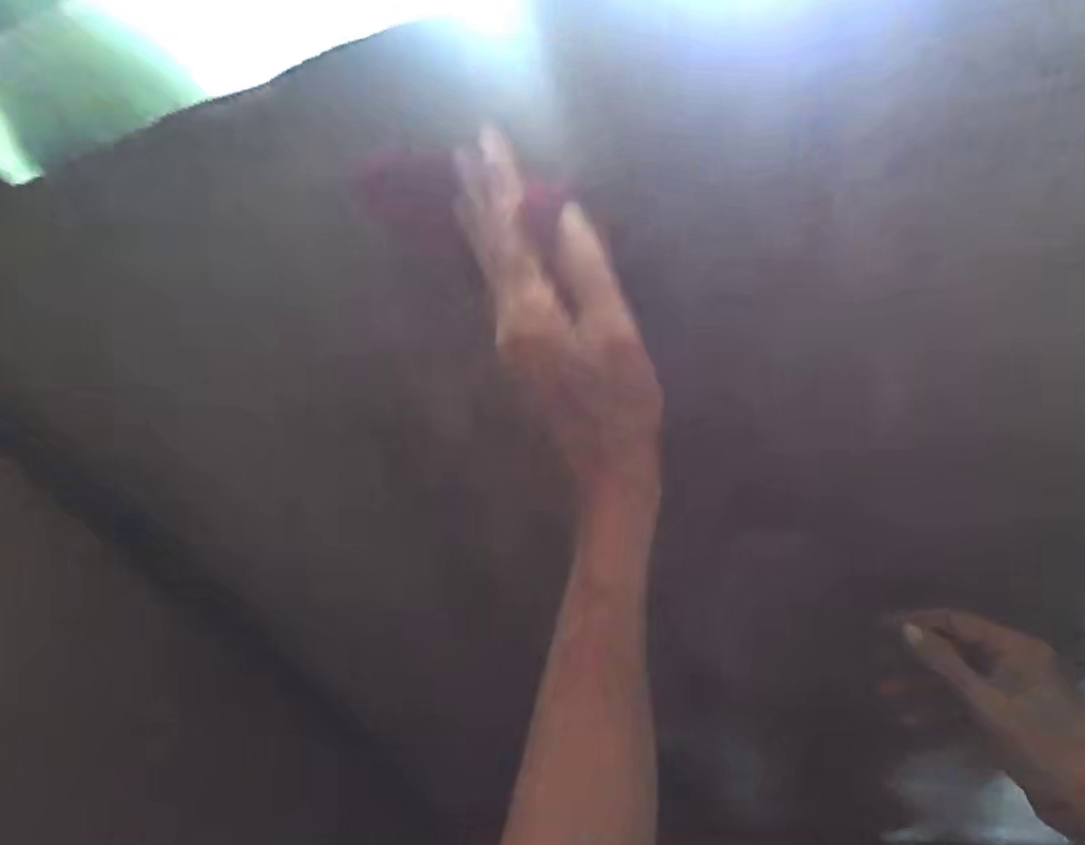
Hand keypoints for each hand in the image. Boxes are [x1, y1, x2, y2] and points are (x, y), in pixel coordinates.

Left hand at [455, 128, 662, 502]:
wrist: (607, 469)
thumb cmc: (623, 404)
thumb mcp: (616, 332)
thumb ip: (589, 269)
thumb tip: (566, 214)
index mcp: (530, 313)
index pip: (509, 234)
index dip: (501, 185)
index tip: (488, 136)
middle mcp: (507, 325)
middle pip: (489, 250)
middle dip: (479, 199)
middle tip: (464, 152)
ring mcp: (509, 344)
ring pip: (488, 272)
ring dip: (478, 229)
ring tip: (462, 191)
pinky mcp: (519, 358)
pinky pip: (499, 294)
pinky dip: (493, 260)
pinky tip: (490, 251)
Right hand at [893, 609, 1084, 838]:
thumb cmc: (1041, 745)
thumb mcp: (986, 703)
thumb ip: (945, 664)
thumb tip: (907, 629)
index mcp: (1018, 650)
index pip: (959, 622)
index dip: (919, 622)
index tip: (881, 628)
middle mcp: (1017, 664)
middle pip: (958, 649)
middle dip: (918, 656)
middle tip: (878, 660)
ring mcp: (1016, 692)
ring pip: (960, 680)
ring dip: (924, 686)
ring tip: (886, 693)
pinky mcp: (1013, 719)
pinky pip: (969, 705)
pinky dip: (942, 710)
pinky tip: (913, 722)